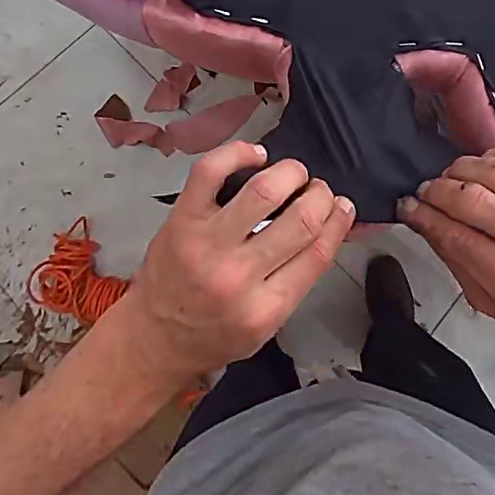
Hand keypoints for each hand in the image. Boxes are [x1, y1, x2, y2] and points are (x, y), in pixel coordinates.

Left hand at [121, 141, 355, 379]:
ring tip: (294, 175)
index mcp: (265, 308)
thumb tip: (340, 221)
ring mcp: (206, 245)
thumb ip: (305, 273)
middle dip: (320, 195)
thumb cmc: (215, 331)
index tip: (342, 205)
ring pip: (264, 190)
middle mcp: (237, 276)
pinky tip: (256, 155)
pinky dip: (238, 153)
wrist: (152, 341)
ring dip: (292, 173)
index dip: (339, 219)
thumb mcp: (270, 320)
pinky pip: (211, 172)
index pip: (319, 250)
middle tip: (317, 192)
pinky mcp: (182, 220)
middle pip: (301, 219)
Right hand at [398, 145, 494, 358]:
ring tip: (452, 175)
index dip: (428, 218)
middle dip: (441, 190)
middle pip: (478, 201)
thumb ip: (459, 264)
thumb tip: (426, 222)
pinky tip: (484, 164)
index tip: (410, 206)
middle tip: (427, 189)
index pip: (462, 240)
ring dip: (465, 168)